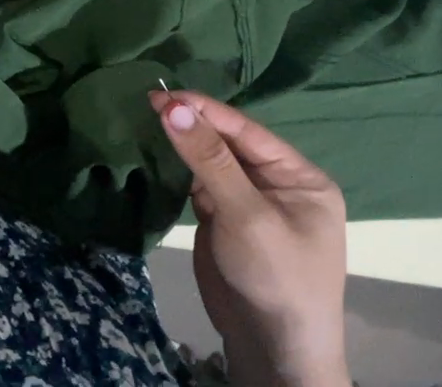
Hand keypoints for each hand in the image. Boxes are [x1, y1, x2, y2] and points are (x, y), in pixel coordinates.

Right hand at [151, 90, 349, 386]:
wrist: (271, 349)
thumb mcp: (245, 214)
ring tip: (141, 117)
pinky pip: (196, 180)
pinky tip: (150, 150)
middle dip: (189, 122)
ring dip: (179, 141)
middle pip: (226, 141)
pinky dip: (174, 165)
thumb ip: (208, 158)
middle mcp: (276, 183)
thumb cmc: (275, 277)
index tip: (159, 93)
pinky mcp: (222, 217)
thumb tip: (172, 105)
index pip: (246, 130)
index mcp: (300, 177)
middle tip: (144, 101)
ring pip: (208, 158)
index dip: (203, 109)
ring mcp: (248, 200)